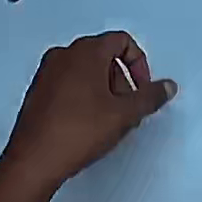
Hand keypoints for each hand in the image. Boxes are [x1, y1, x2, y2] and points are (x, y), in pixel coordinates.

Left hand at [0, 30, 175, 193]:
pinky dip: (82, 96)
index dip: (139, 64)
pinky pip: (67, 83)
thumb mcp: (124, 114)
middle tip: (127, 107)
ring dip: (103, 89)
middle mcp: (63, 56)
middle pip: (103, 54)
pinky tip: (87, 124)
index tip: (142, 87)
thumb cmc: (75, 133)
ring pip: (84, 70)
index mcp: (85, 52)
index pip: (121, 41)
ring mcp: (46, 73)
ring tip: (108, 119)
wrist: (35, 160)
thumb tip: (166, 87)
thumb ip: (149, 97)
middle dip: (121, 79)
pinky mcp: (37, 91)